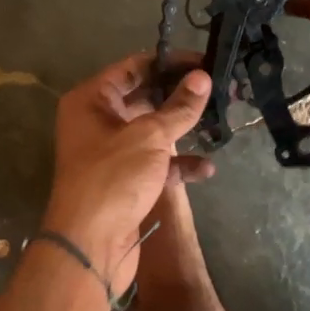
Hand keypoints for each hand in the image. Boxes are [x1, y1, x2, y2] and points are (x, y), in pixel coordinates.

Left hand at [41, 54, 213, 295]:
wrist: (90, 248)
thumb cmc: (113, 179)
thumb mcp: (149, 137)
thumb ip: (179, 107)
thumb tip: (202, 77)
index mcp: (91, 100)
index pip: (133, 67)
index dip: (168, 63)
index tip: (203, 62)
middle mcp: (97, 121)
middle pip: (144, 97)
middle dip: (180, 97)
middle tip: (217, 90)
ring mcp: (112, 153)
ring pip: (153, 131)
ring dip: (183, 130)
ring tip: (219, 122)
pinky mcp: (126, 181)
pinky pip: (156, 163)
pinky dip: (178, 164)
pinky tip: (206, 169)